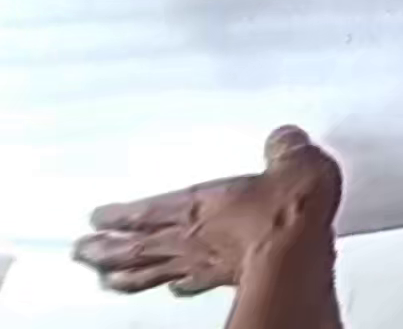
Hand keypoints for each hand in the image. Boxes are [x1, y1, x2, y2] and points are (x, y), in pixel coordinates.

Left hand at [73, 126, 340, 295]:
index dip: (117, 214)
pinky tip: (175, 285)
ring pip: (143, 274)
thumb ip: (285, 148)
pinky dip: (171, 286)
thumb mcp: (298, 161)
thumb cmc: (289, 207)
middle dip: (101, 249)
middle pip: (130, 248)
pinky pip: (182, 286)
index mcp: (199, 203)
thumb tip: (282, 137)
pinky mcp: (218, 280)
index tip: (99, 216)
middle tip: (84, 248)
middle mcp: (189, 236)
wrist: (295, 249)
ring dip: (119, 275)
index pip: (144, 211)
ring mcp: (199, 263)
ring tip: (106, 276)